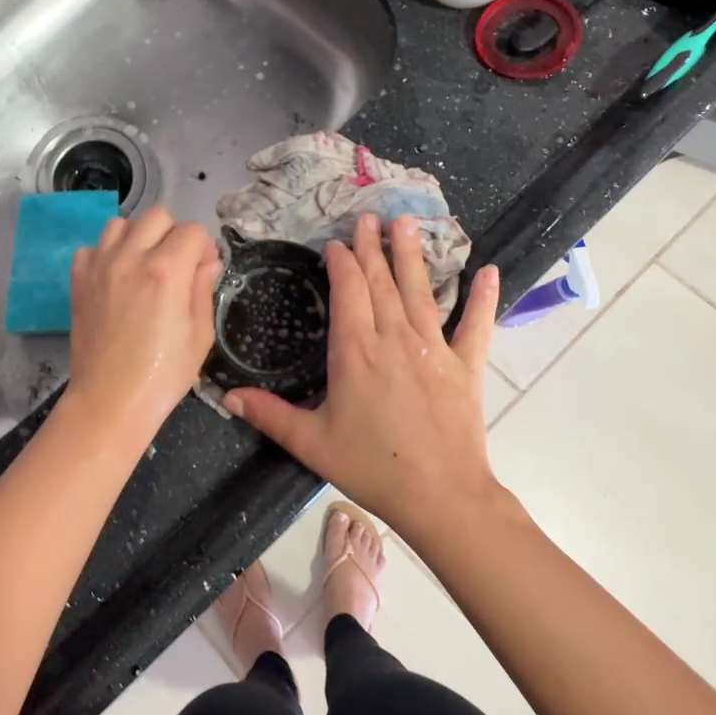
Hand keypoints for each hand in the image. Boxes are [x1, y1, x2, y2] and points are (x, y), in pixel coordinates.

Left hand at [66, 207, 222, 431]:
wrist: (110, 400)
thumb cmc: (162, 375)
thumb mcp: (199, 335)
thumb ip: (203, 289)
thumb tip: (207, 262)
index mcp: (166, 272)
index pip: (192, 231)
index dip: (204, 247)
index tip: (204, 270)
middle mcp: (130, 258)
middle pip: (157, 216)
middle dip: (173, 234)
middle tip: (177, 266)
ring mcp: (100, 266)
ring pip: (121, 224)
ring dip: (138, 238)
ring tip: (144, 267)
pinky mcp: (78, 279)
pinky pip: (92, 247)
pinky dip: (106, 254)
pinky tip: (116, 279)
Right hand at [223, 213, 502, 528]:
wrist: (441, 497)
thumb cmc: (372, 467)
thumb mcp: (311, 443)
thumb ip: (269, 414)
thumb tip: (225, 396)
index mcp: (355, 350)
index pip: (348, 291)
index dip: (342, 262)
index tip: (336, 243)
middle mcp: (394, 338)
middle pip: (381, 281)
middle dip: (372, 247)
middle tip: (368, 217)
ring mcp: (434, 349)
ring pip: (421, 291)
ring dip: (412, 256)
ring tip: (407, 223)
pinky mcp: (467, 367)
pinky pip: (476, 326)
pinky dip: (483, 298)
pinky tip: (490, 271)